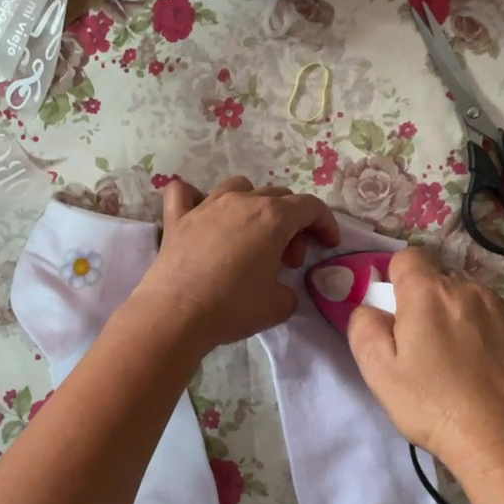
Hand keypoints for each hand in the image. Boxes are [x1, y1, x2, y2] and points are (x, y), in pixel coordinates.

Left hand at [127, 177, 339, 351]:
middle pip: (277, 197)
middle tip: (288, 260)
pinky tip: (200, 215)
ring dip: (253, 205)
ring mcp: (205, 206)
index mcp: (272, 217)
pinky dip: (195, 198)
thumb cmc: (232, 308)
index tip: (327, 245)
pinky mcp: (177, 219)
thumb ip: (289, 289)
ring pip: (238, 188)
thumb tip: (280, 287)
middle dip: (292, 224)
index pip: (310, 207)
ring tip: (251, 237)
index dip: (325, 224)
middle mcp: (240, 202)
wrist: (176, 315)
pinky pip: (184, 193)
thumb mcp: (279, 305)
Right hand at [347, 247, 503, 476]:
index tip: (396, 313)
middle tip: (424, 348)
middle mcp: (473, 291)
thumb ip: (364, 326)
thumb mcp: (377, 371)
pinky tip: (491, 374)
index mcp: (429, 293)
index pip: (408, 257)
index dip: (397, 280)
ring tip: (461, 365)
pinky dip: (495, 338)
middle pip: (443, 281)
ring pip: (476, 302)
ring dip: (463, 319)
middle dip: (429, 303)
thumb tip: (371, 309)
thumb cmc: (433, 406)